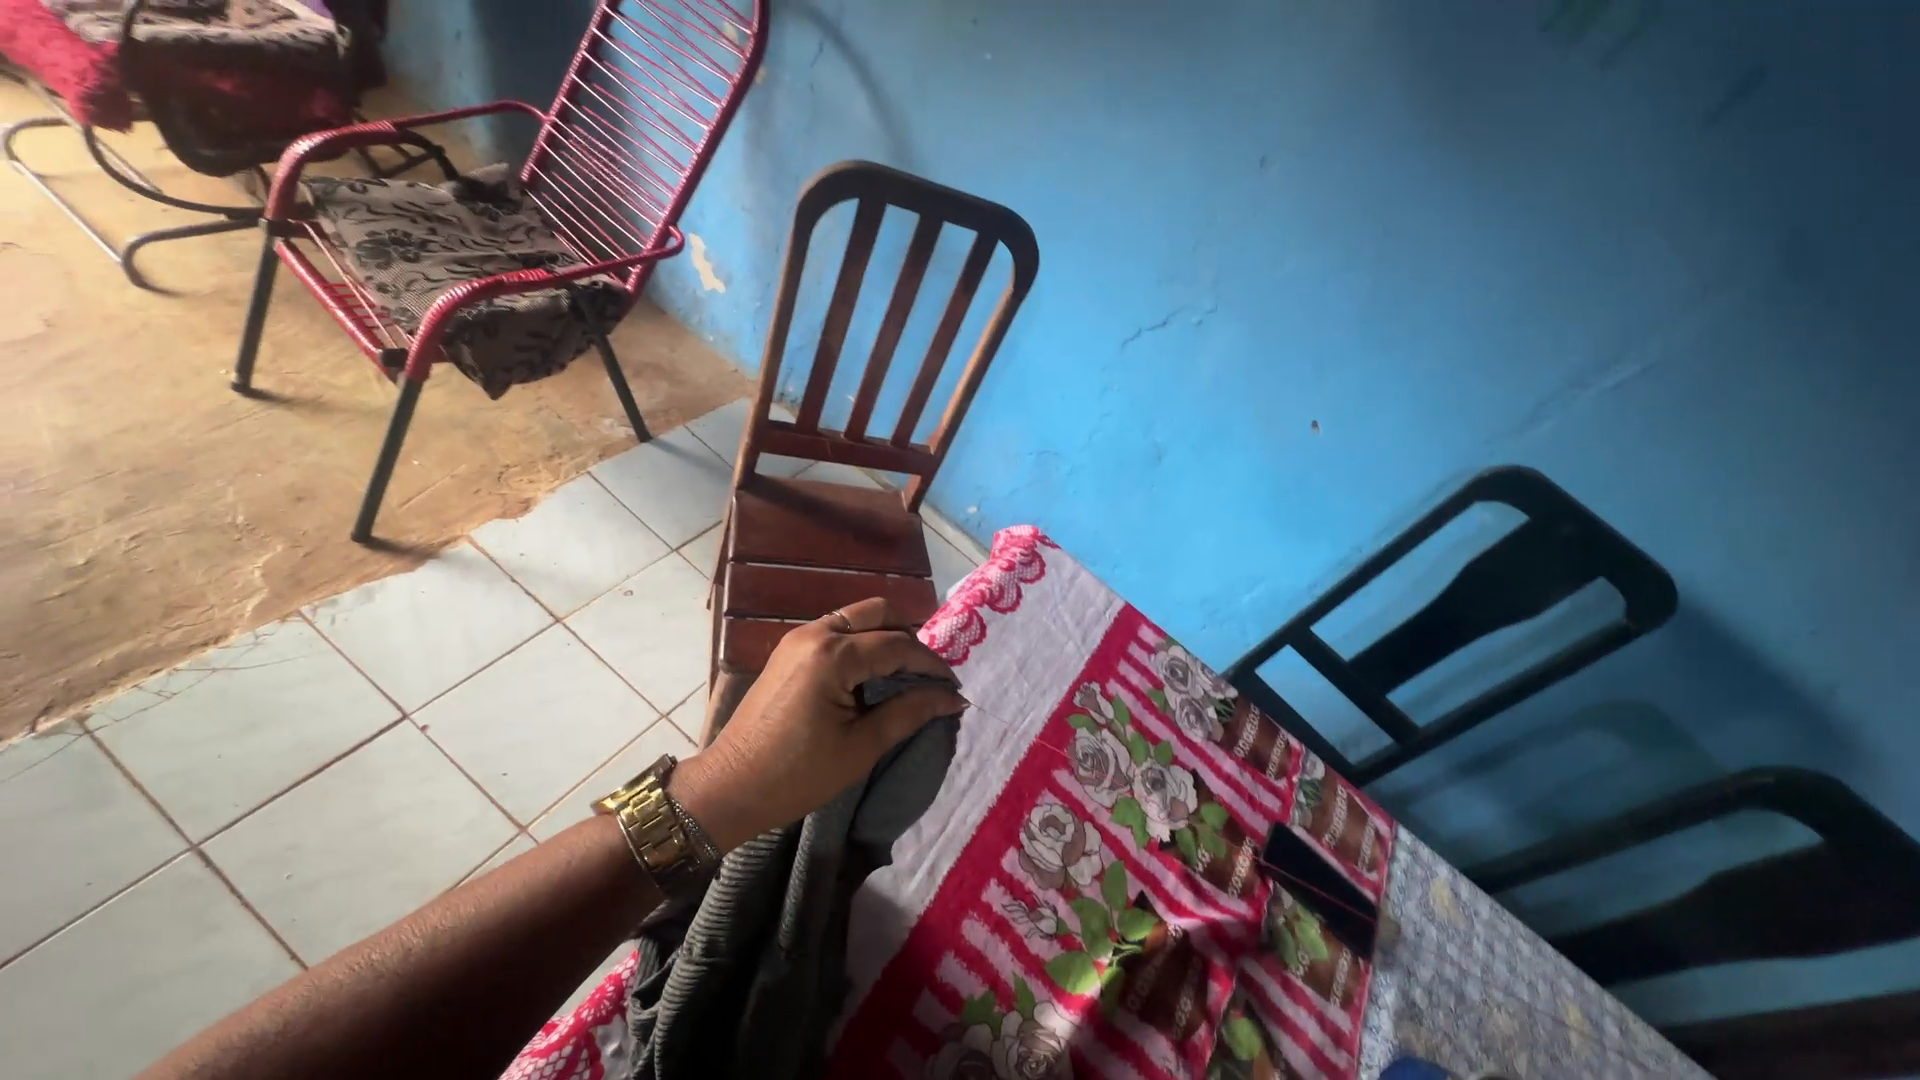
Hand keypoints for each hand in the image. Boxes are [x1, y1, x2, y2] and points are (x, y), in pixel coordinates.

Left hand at [668, 597, 964, 852]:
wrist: (731, 788)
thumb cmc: (798, 775)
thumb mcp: (861, 747)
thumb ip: (909, 713)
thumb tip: (952, 698)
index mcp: (833, 655)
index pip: (898, 645)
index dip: (931, 665)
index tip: (954, 688)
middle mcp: (815, 633)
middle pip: (878, 613)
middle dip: (909, 640)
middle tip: (926, 677)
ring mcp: (798, 639)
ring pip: (856, 618)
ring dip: (884, 638)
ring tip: (903, 676)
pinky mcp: (788, 651)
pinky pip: (836, 631)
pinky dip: (861, 644)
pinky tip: (872, 677)